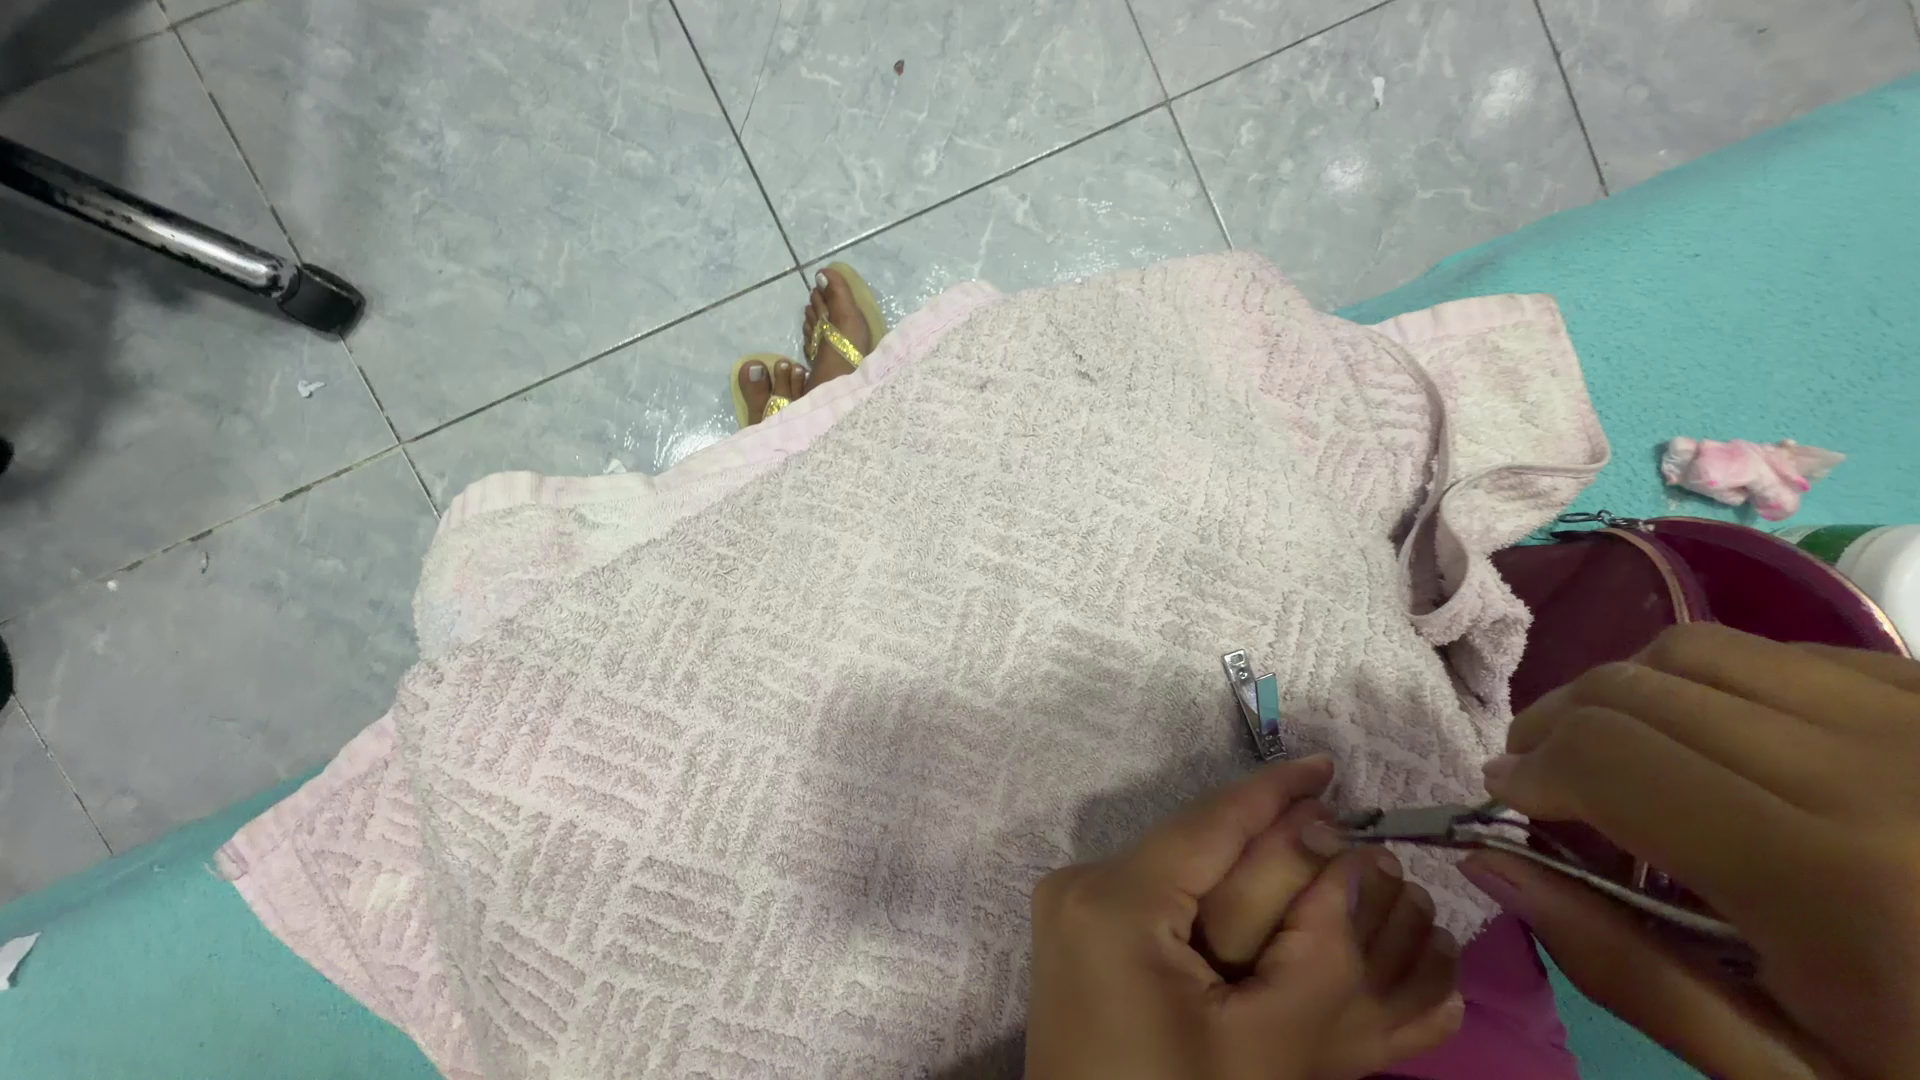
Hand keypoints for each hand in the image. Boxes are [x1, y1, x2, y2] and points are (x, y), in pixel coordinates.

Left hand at [1025, 757, 1462, 1079]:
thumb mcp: (1262, 1049)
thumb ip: (1314, 953)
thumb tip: (1342, 859)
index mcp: (1114, 901)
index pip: (1208, 825)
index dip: (1271, 790)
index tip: (1323, 762)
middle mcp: (1080, 885)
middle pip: (1191, 846)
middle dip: (1263, 834)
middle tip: (1333, 818)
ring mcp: (1070, 907)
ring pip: (1176, 869)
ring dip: (1239, 867)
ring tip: (1308, 853)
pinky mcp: (1077, 931)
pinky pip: (1153, 895)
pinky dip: (1206, 897)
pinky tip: (1252, 901)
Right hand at [1467, 623, 1919, 1079]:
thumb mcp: (1783, 1073)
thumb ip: (1623, 965)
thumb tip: (1487, 862)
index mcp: (1834, 878)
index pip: (1606, 757)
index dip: (1529, 769)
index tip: (1508, 801)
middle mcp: (1880, 769)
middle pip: (1635, 689)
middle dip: (1555, 727)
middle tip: (1542, 778)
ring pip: (1696, 650)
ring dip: (1619, 693)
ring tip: (1613, 747)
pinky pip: (1779, 654)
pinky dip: (1706, 683)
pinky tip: (1711, 740)